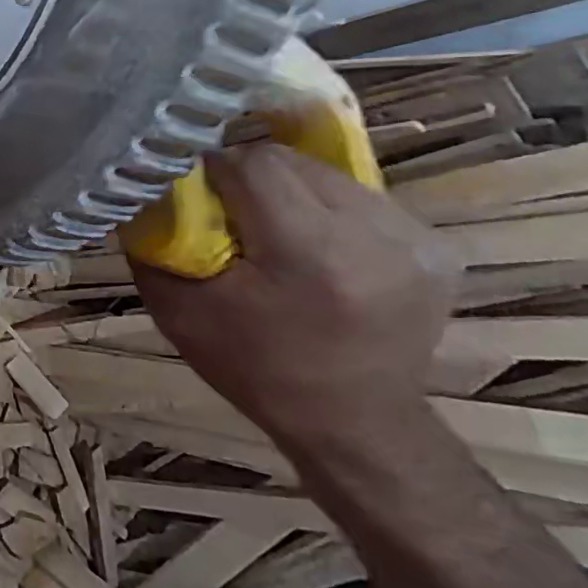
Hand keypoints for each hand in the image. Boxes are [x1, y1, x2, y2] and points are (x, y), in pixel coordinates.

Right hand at [131, 145, 461, 445]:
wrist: (353, 426)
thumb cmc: (254, 369)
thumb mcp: (178, 310)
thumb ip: (155, 241)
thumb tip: (150, 187)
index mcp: (310, 253)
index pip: (252, 163)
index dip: (213, 168)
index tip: (193, 191)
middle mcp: (374, 236)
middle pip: (288, 161)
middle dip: (247, 175)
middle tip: (225, 209)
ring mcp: (415, 240)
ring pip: (323, 172)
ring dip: (286, 188)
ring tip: (270, 228)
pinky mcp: (438, 247)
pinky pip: (358, 196)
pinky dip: (324, 207)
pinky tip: (314, 243)